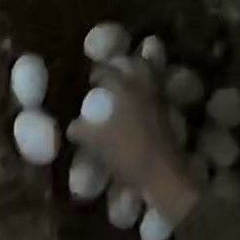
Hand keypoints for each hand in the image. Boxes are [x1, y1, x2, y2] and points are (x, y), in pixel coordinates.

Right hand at [66, 64, 201, 222]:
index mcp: (125, 88)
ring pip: (151, 79)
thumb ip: (80, 131)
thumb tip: (71, 126)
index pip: (108, 70)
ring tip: (126, 90)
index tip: (90, 78)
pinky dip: (147, 96)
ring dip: (139, 79)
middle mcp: (144, 89)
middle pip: (139, 64)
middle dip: (126, 65)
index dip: (97, 71)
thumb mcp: (96, 143)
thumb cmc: (128, 153)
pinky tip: (138, 110)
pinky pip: (156, 96)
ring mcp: (159, 102)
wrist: (163, 175)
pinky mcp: (168, 116)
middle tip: (114, 75)